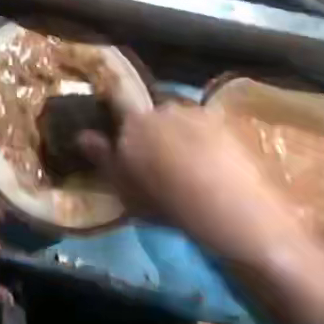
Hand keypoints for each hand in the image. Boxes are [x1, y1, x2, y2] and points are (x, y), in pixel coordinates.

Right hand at [78, 101, 301, 262]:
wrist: (241, 217)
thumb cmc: (171, 207)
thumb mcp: (127, 191)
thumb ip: (103, 158)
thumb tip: (83, 135)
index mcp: (133, 122)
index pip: (117, 106)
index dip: (118, 121)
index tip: (120, 139)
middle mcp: (164, 108)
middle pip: (150, 115)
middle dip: (150, 132)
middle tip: (155, 161)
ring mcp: (199, 114)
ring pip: (178, 121)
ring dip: (177, 137)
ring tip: (186, 167)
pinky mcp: (227, 126)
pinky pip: (204, 129)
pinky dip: (202, 143)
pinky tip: (209, 168)